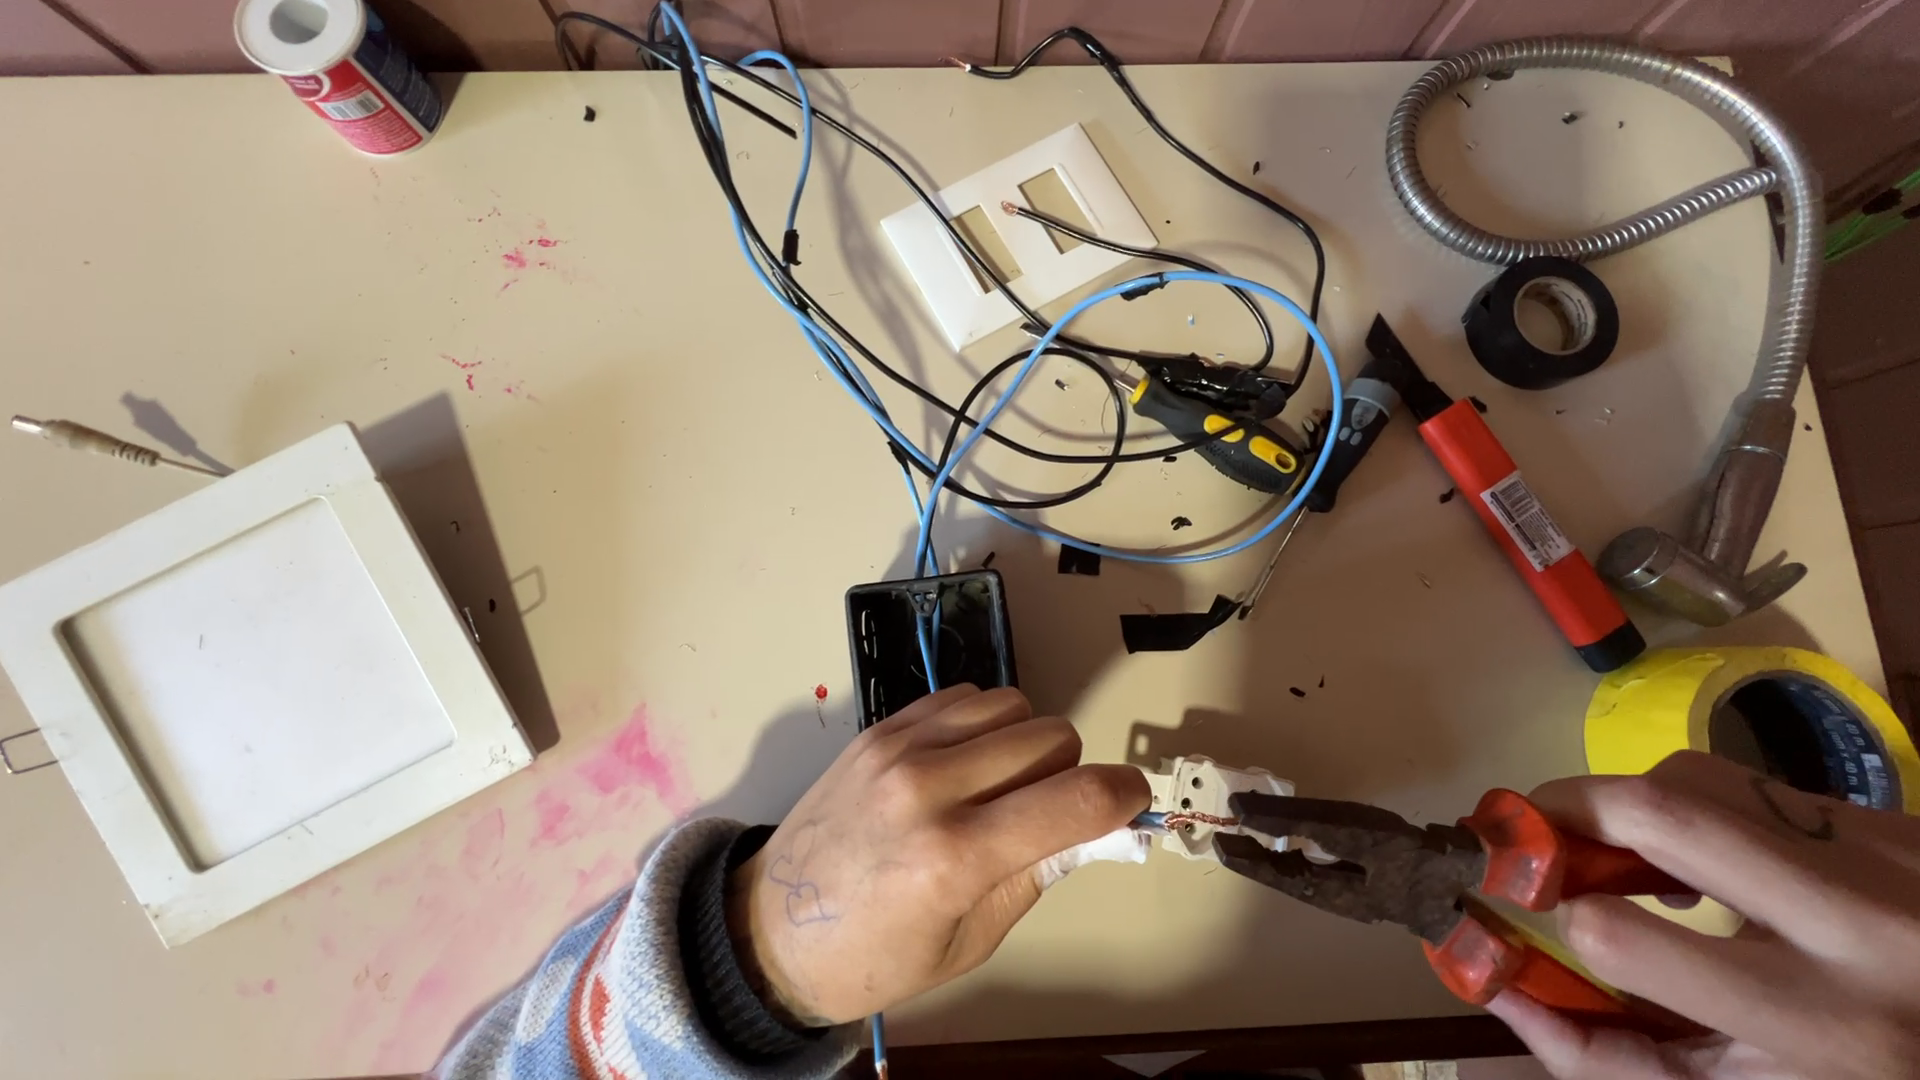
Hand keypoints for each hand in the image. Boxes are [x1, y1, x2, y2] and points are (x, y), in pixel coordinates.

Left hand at [726, 684, 1147, 1025]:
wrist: (773, 926)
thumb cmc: (876, 955)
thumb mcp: (971, 940)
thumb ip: (1038, 873)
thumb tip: (1096, 825)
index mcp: (955, 857)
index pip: (1073, 799)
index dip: (1122, 793)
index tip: (1130, 799)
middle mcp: (929, 787)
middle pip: (1051, 737)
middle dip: (1069, 770)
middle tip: (1047, 806)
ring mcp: (900, 747)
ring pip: (1011, 704)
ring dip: (1026, 740)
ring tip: (1001, 781)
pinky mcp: (880, 727)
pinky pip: (963, 696)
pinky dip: (982, 722)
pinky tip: (963, 760)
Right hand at [1487, 749, 1919, 1079]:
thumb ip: (1605, 1055)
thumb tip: (1493, 985)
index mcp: (1827, 1026)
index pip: (1619, 934)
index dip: (1552, 910)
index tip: (1522, 898)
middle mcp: (1864, 927)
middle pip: (1656, 810)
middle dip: (1560, 808)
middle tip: (1529, 833)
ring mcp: (1886, 859)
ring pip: (1690, 776)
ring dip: (1624, 801)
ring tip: (1627, 848)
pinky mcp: (1890, 822)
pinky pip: (1742, 783)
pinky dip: (1690, 807)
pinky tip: (1707, 854)